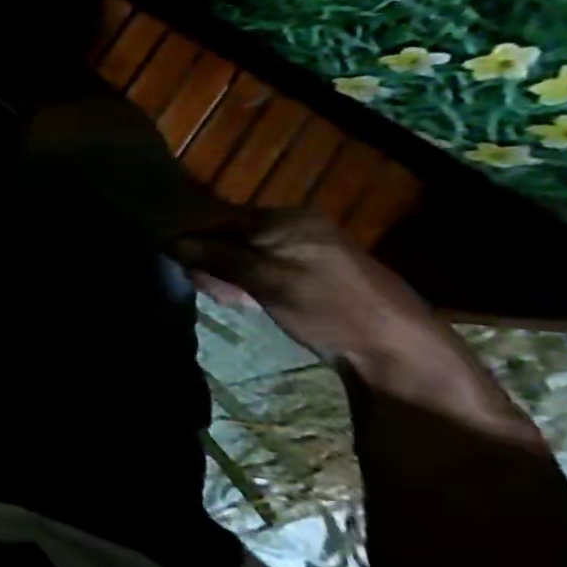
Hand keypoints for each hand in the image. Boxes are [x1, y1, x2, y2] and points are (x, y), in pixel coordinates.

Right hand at [173, 212, 448, 365]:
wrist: (396, 349)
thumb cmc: (326, 308)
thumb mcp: (264, 280)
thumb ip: (216, 257)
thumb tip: (170, 242)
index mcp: (285, 217)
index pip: (219, 218)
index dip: (192, 240)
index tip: (177, 267)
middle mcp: (296, 224)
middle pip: (231, 235)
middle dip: (212, 260)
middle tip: (210, 291)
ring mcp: (308, 247)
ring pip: (246, 253)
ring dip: (229, 275)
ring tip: (231, 300)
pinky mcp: (315, 271)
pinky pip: (266, 266)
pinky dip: (250, 282)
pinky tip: (250, 302)